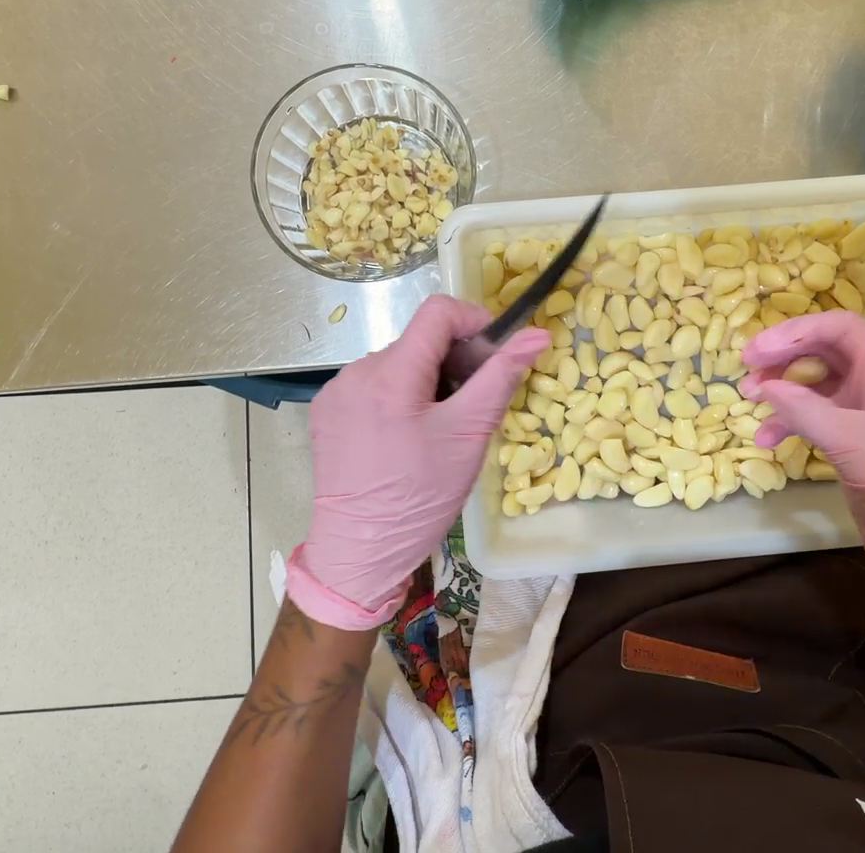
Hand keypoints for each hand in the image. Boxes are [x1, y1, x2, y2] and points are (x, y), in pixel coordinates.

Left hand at [288, 295, 549, 628]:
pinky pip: (373, 386)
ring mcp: (336, 392)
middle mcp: (355, 372)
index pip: (437, 312)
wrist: (359, 553)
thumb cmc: (420, 496)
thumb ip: (501, 377)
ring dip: (427, 381)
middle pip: (418, 341)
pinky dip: (399, 398)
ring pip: (398, 363)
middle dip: (453, 361)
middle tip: (471, 406)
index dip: (474, 322)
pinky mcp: (326, 413)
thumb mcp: (468, 436)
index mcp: (390, 373)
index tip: (493, 358)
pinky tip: (406, 437)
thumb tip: (538, 333)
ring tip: (438, 428)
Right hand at [740, 311, 864, 604]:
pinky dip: (788, 422)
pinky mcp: (852, 439)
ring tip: (749, 396)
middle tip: (747, 366)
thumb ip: (804, 409)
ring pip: (815, 383)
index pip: (841, 328)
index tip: (761, 349)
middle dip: (784, 355)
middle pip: (824, 351)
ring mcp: (864, 412)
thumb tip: (764, 386)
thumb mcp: (849, 442)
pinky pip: (814, 416)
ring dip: (781, 387)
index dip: (798, 330)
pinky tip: (766, 439)